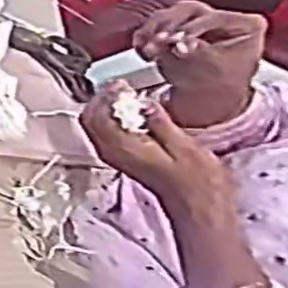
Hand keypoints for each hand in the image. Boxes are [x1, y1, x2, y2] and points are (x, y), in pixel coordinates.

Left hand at [80, 84, 233, 215]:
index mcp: (121, 147)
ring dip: (104, 108)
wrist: (197, 202)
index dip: (105, 97)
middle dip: (101, 100)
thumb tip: (143, 103)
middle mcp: (109, 151)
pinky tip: (130, 111)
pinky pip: (104, 132)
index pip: (98, 117)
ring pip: (94, 126)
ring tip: (125, 94)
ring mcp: (112, 155)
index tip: (121, 84)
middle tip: (121, 86)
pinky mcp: (120, 156)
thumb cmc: (197, 178)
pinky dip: (111, 118)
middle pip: (90, 119)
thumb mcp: (184, 146)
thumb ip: (160, 123)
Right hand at [133, 0, 264, 127]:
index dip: (192, 29)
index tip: (175, 42)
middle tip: (156, 41)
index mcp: (246, 25)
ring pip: (165, 16)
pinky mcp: (171, 30)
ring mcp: (192, 22)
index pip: (215, 18)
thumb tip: (175, 43)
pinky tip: (142, 49)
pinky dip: (143, 37)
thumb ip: (194, 52)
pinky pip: (151, 26)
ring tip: (146, 49)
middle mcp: (218, 19)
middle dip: (167, 27)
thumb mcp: (212, 67)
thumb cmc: (217, 81)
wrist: (206, 94)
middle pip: (187, 11)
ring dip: (150, 32)